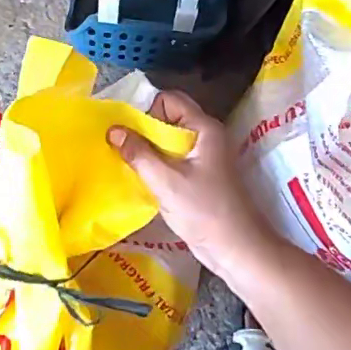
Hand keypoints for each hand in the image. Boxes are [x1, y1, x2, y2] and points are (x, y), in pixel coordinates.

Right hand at [109, 91, 279, 279]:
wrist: (237, 250)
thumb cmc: (205, 212)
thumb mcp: (166, 182)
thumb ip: (138, 154)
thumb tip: (113, 130)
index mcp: (204, 129)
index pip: (170, 99)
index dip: (148, 111)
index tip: (130, 134)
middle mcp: (206, 136)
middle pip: (168, 118)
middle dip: (144, 131)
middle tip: (123, 149)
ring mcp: (204, 157)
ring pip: (169, 141)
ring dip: (148, 150)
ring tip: (128, 164)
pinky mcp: (200, 176)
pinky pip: (173, 159)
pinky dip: (157, 165)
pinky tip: (143, 180)